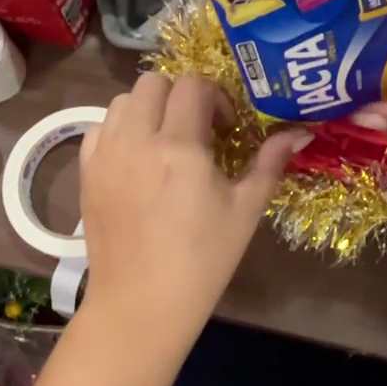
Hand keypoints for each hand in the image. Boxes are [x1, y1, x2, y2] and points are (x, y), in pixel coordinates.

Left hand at [79, 73, 310, 336]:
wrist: (142, 303)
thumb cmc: (202, 260)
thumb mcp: (244, 211)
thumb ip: (269, 163)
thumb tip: (299, 133)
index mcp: (180, 147)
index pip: (193, 86)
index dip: (215, 97)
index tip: (225, 128)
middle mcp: (137, 141)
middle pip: (154, 82)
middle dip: (180, 95)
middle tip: (197, 128)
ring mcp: (106, 155)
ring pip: (124, 101)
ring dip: (148, 109)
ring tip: (166, 141)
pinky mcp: (86, 172)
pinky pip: (100, 128)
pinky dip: (120, 129)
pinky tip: (137, 157)